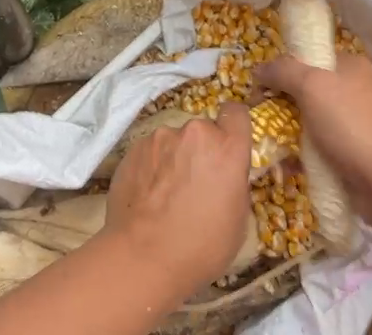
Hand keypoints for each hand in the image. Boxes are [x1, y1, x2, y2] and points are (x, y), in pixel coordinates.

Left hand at [102, 102, 252, 289]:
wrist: (143, 256)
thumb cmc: (201, 247)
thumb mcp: (237, 220)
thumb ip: (233, 183)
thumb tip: (223, 175)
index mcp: (226, 148)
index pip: (236, 114)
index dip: (233, 127)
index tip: (228, 144)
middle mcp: (194, 133)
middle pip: (202, 131)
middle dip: (201, 151)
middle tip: (195, 183)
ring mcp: (160, 137)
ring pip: (174, 141)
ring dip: (175, 157)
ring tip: (166, 193)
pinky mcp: (134, 147)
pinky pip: (151, 151)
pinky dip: (152, 166)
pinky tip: (148, 194)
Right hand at [256, 53, 371, 197]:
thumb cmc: (353, 127)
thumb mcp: (312, 87)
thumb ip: (283, 71)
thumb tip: (259, 68)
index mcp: (352, 66)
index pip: (309, 57)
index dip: (282, 70)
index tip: (261, 90)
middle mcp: (358, 90)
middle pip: (309, 89)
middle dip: (284, 104)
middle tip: (263, 119)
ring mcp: (360, 123)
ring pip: (314, 120)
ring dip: (292, 132)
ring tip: (274, 147)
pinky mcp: (359, 153)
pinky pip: (324, 147)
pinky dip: (307, 154)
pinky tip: (292, 165)